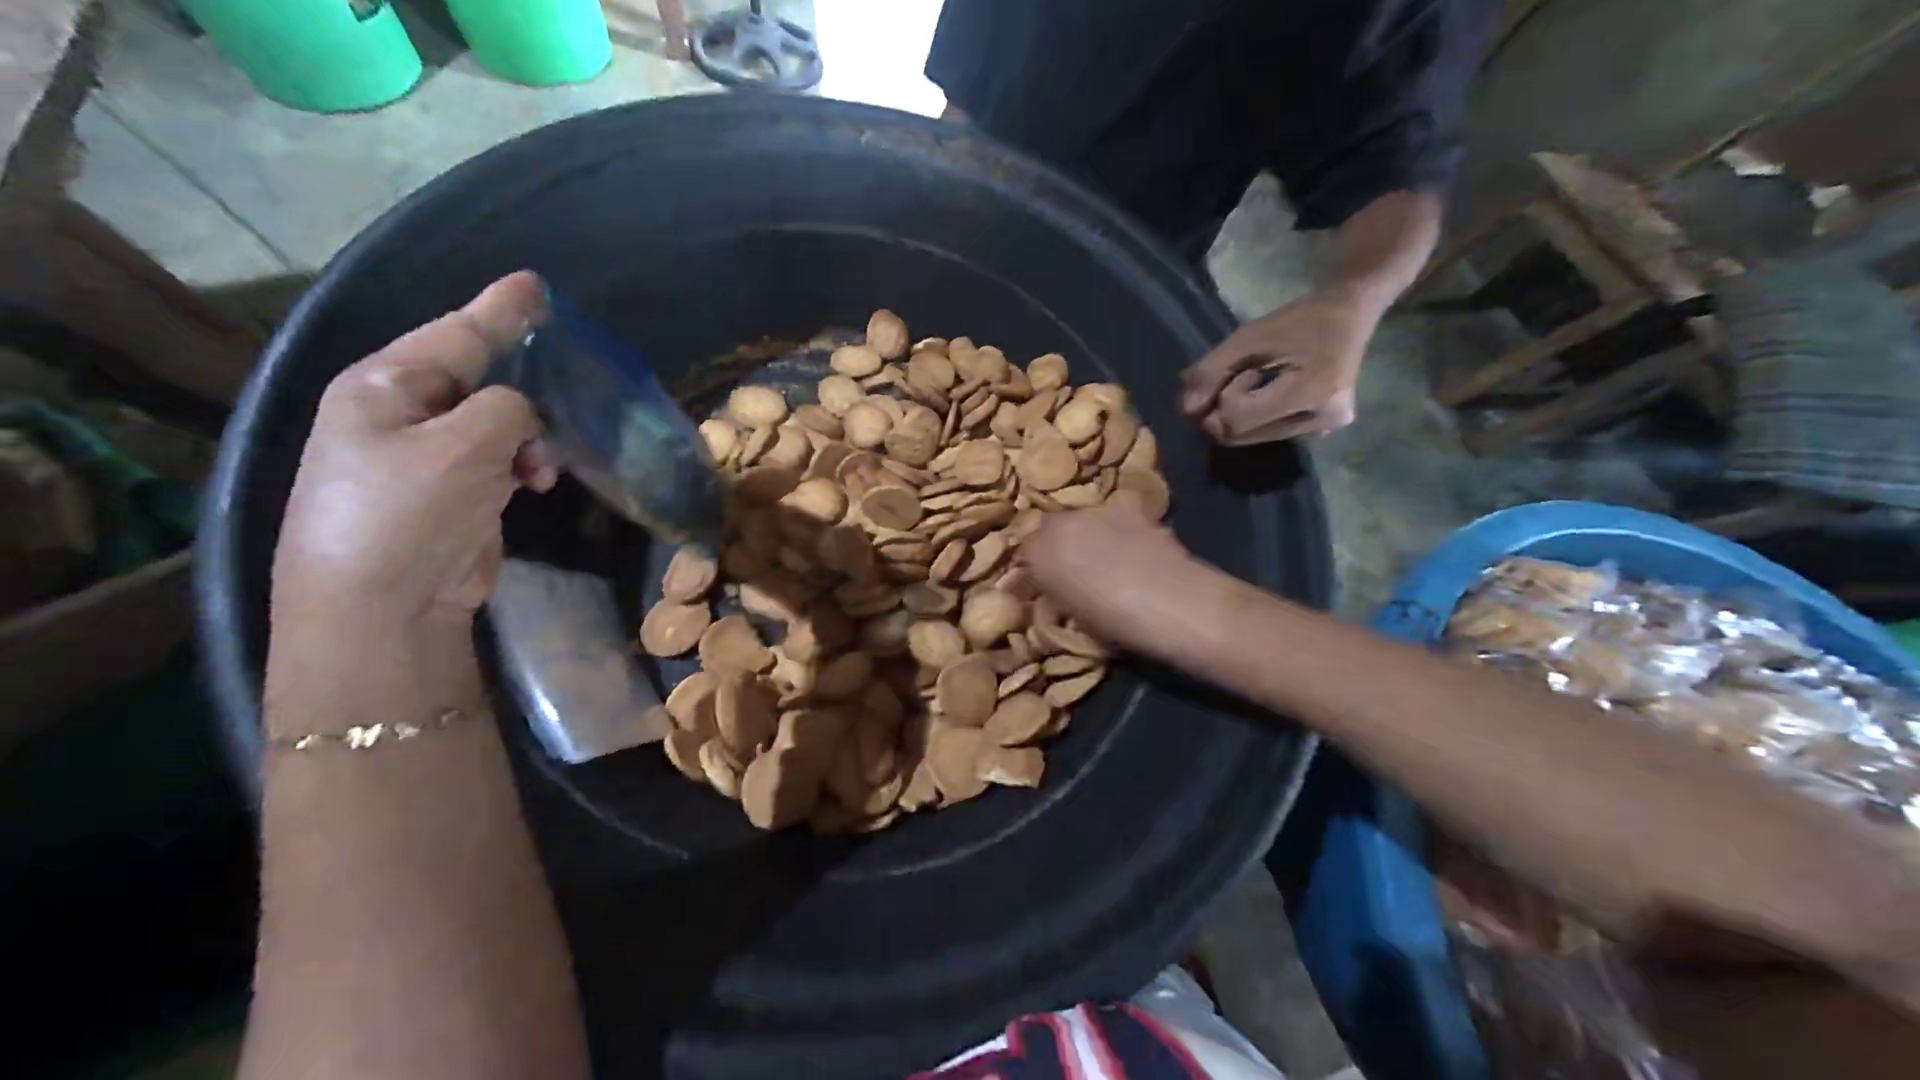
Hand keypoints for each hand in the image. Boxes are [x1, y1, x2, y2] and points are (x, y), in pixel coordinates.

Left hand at [272, 272, 557, 635]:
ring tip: (543, 468)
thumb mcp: (464, 445)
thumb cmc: (409, 511)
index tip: (536, 284)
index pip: (456, 333)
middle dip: (526, 386)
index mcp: (386, 386)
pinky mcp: (453, 494)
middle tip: (570, 381)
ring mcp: (426, 457)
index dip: (500, 310)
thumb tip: (521, 416)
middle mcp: (401, 414)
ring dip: (530, 439)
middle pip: (480, 379)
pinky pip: (501, 460)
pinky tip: (536, 483)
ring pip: (499, 424)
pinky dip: (524, 466)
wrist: (382, 606)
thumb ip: (507, 409)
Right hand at [1022, 505, 1204, 653]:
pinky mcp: (1129, 507)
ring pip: (1081, 520)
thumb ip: (1058, 594)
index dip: (1037, 568)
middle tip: (1075, 568)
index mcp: (1038, 554)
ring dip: (1087, 534)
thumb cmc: (1116, 624)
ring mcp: (1095, 511)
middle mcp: (1060, 524)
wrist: (1174, 603)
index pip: (1024, 553)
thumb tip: (1059, 589)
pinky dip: (1116, 530)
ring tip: (1108, 558)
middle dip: (1058, 544)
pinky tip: (1133, 551)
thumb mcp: (1074, 617)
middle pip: (1050, 528)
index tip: (1049, 583)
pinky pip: (1112, 518)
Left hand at [1180, 285, 1380, 443]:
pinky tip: (1265, 392)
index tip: (1245, 368)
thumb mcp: (1248, 337)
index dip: (1225, 395)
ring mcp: (1322, 431)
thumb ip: (1210, 371)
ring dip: (1234, 413)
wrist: (1350, 312)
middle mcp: (1321, 423)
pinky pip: (1263, 434)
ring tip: (1256, 380)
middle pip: (1238, 436)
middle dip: (1222, 409)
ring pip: (1246, 438)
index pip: (1236, 420)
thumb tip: (1186, 410)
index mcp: (1312, 395)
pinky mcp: (1317, 432)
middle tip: (1241, 374)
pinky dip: (1249, 416)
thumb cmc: (1301, 318)